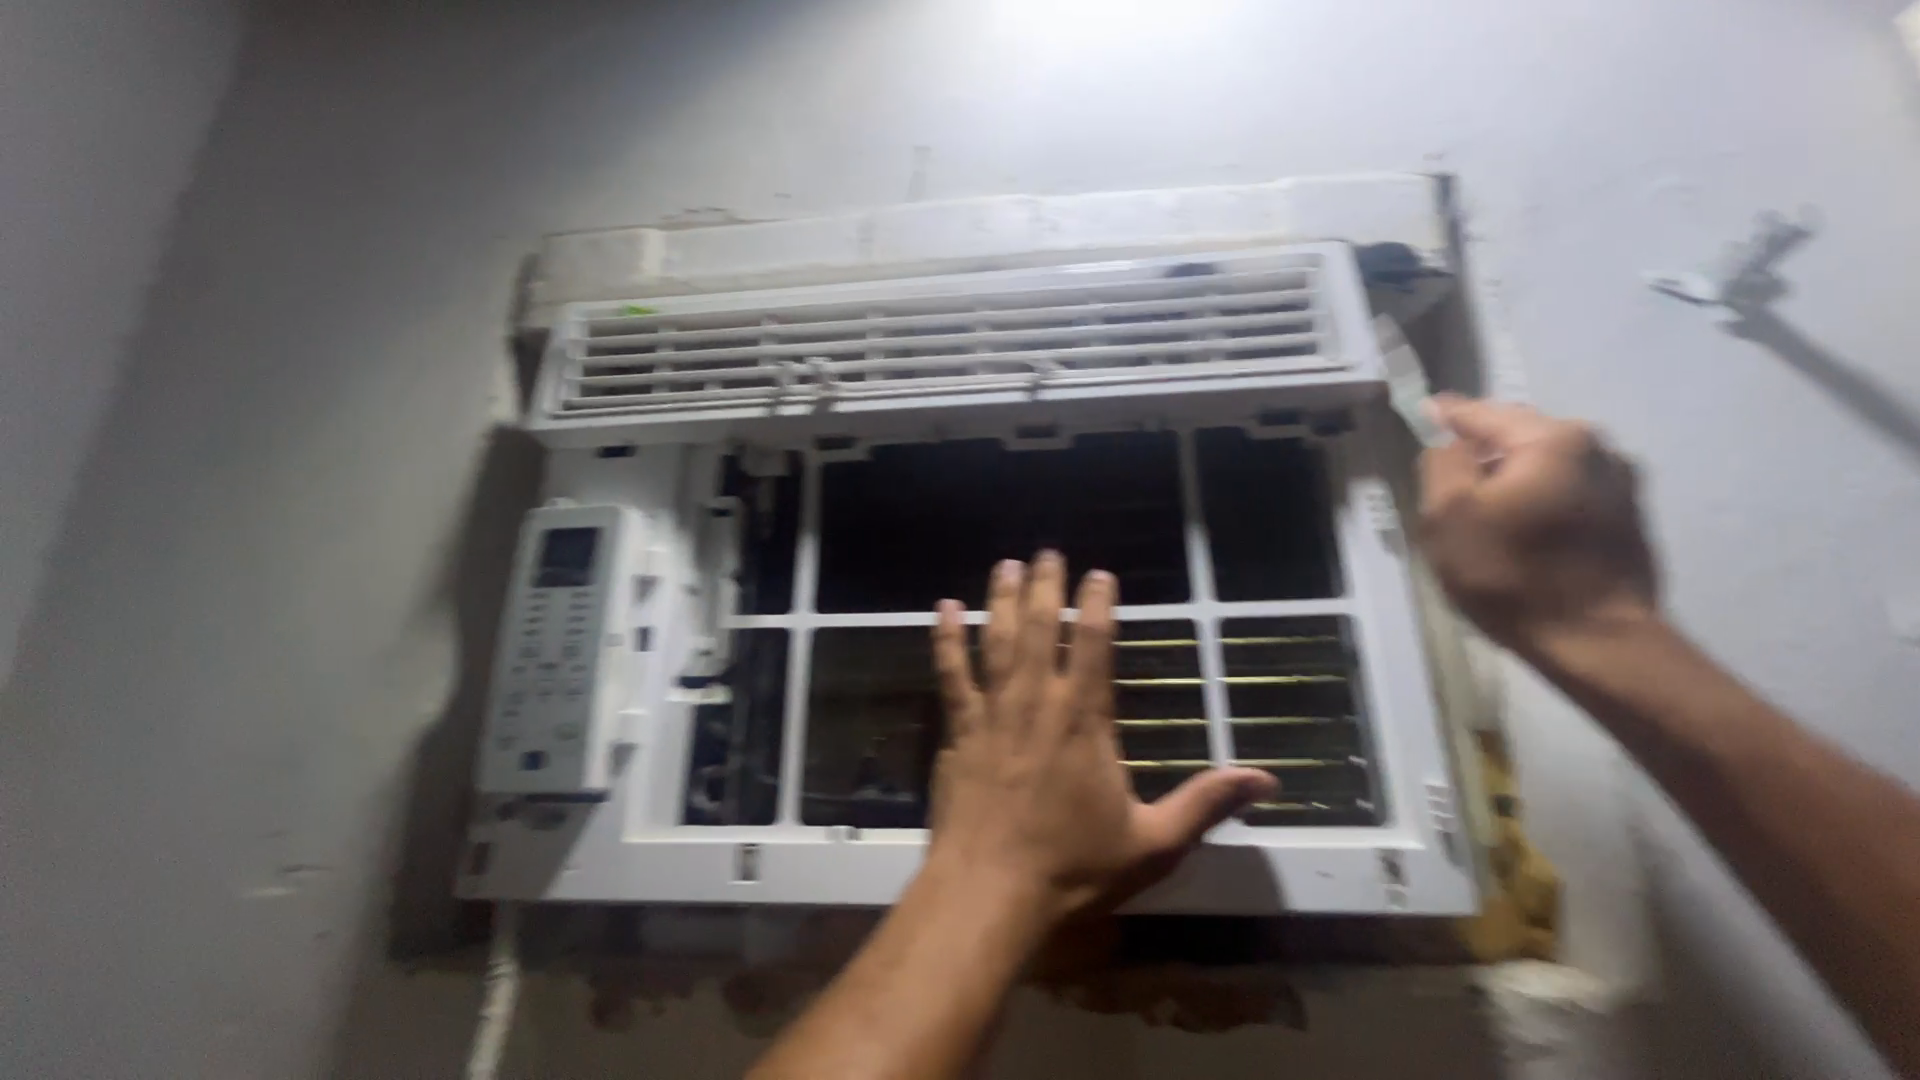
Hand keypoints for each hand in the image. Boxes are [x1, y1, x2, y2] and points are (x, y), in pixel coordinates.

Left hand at [926, 552, 1278, 923]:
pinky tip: (943, 610)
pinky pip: (950, 674)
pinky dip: (946, 639)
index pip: (1094, 645)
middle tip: (1048, 552)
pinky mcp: (959, 730)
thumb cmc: (1074, 868)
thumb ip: (1205, 804)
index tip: (1099, 573)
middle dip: (1047, 586)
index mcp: (1085, 720)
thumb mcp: (1154, 843)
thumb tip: (1267, 780)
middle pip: (1042, 629)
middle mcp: (1037, 703)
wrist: (991, 891)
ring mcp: (993, 712)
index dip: (1098, 604)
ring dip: (1003, 600)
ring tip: (1007, 565)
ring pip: (997, 641)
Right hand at [1418, 395, 1659, 650]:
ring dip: (1511, 479)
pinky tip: (1519, 531)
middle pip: (1519, 438)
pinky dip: (1537, 501)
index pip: (1484, 414)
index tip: (1425, 410)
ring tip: (1481, 507)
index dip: (1448, 415)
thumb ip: (1442, 463)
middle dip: (1482, 451)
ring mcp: (1622, 486)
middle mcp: (1599, 449)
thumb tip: (1448, 442)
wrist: (1594, 642)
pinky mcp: (1629, 521)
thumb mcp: (1448, 514)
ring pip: (1545, 467)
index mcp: (1553, 439)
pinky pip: (1567, 495)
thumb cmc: (1509, 573)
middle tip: (1446, 473)